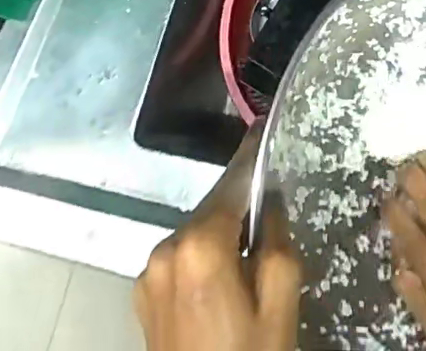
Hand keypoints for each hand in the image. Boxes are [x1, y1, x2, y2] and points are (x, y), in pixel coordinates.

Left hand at [135, 123, 300, 350]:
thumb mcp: (280, 299)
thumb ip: (277, 237)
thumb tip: (267, 205)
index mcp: (200, 246)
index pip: (234, 184)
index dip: (253, 157)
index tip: (264, 127)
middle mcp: (166, 249)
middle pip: (215, 206)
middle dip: (243, 202)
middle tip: (274, 206)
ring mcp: (149, 275)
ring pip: (200, 231)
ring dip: (225, 229)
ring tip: (254, 250)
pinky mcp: (145, 297)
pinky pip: (184, 255)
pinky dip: (208, 251)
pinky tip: (228, 273)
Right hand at [382, 137, 425, 350]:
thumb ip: (412, 293)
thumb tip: (397, 265)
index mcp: (425, 256)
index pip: (396, 218)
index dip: (386, 205)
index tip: (384, 200)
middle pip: (416, 186)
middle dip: (403, 174)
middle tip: (398, 171)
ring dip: (424, 158)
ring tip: (415, 154)